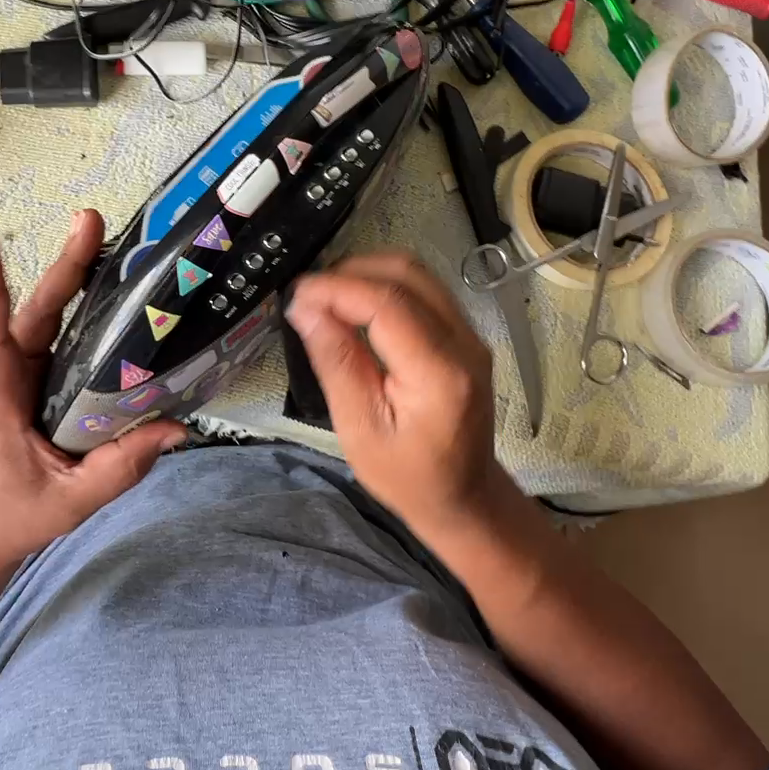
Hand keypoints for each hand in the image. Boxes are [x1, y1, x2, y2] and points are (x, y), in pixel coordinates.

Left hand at [0, 210, 186, 576]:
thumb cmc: (12, 517)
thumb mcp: (69, 501)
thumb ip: (120, 469)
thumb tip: (176, 428)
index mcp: (1, 402)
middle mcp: (10, 378)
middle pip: (33, 314)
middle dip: (61, 268)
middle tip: (89, 223)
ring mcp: (26, 378)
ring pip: (47, 319)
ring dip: (71, 278)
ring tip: (101, 240)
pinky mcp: (42, 383)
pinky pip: (60, 338)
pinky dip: (79, 308)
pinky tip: (106, 288)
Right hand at [286, 253, 512, 534]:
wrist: (463, 496)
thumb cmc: (406, 475)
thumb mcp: (358, 428)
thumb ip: (335, 361)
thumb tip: (304, 307)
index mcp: (439, 374)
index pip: (387, 303)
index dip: (337, 288)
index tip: (297, 294)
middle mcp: (464, 343)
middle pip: (406, 275)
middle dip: (350, 272)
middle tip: (308, 294)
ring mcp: (470, 335)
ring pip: (417, 273)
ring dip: (367, 273)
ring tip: (327, 296)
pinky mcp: (466, 333)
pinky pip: (424, 289)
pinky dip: (385, 284)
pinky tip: (355, 304)